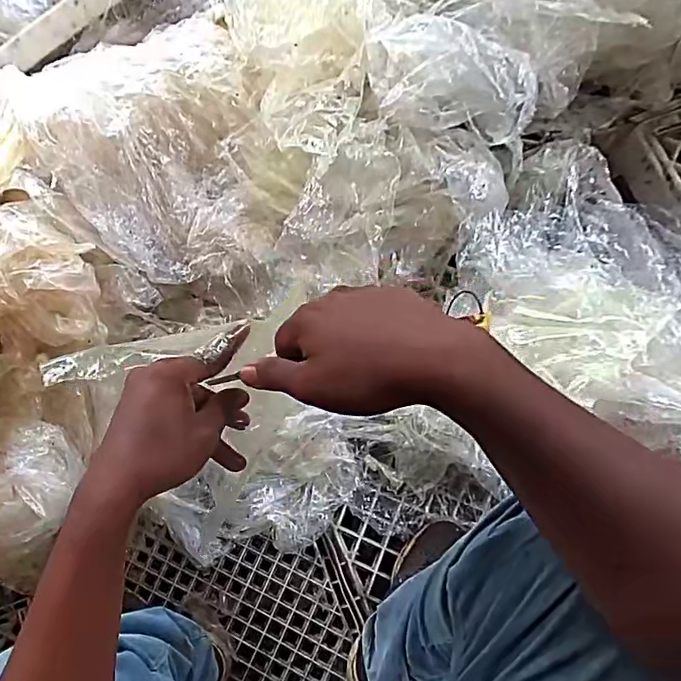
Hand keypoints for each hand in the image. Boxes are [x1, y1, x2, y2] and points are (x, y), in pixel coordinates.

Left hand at [85, 352, 250, 506]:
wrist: (117, 481)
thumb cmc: (165, 451)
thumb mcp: (204, 431)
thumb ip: (224, 407)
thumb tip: (238, 392)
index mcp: (168, 373)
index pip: (207, 361)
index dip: (230, 357)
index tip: (245, 334)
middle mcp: (151, 378)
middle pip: (196, 388)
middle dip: (221, 411)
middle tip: (244, 425)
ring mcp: (141, 397)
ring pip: (185, 408)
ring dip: (209, 430)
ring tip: (233, 458)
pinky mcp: (135, 415)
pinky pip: (170, 416)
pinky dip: (188, 432)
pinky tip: (211, 459)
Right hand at [240, 286, 492, 415]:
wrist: (435, 358)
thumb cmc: (367, 377)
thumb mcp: (313, 387)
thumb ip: (275, 376)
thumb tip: (244, 369)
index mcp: (306, 319)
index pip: (283, 345)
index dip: (296, 369)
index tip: (320, 385)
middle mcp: (331, 298)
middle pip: (313, 329)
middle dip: (322, 352)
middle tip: (345, 379)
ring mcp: (365, 293)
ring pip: (343, 321)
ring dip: (348, 341)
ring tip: (371, 366)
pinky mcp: (396, 295)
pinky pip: (374, 315)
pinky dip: (377, 331)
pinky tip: (393, 351)